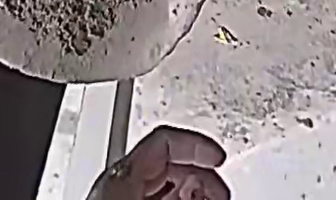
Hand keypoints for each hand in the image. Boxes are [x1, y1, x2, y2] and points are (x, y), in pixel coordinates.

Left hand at [86, 125, 229, 199]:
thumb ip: (188, 196)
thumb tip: (213, 193)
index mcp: (122, 175)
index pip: (166, 140)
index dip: (197, 145)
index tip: (218, 158)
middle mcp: (116, 184)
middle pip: (166, 163)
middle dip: (198, 176)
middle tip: (219, 193)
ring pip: (160, 186)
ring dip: (189, 194)